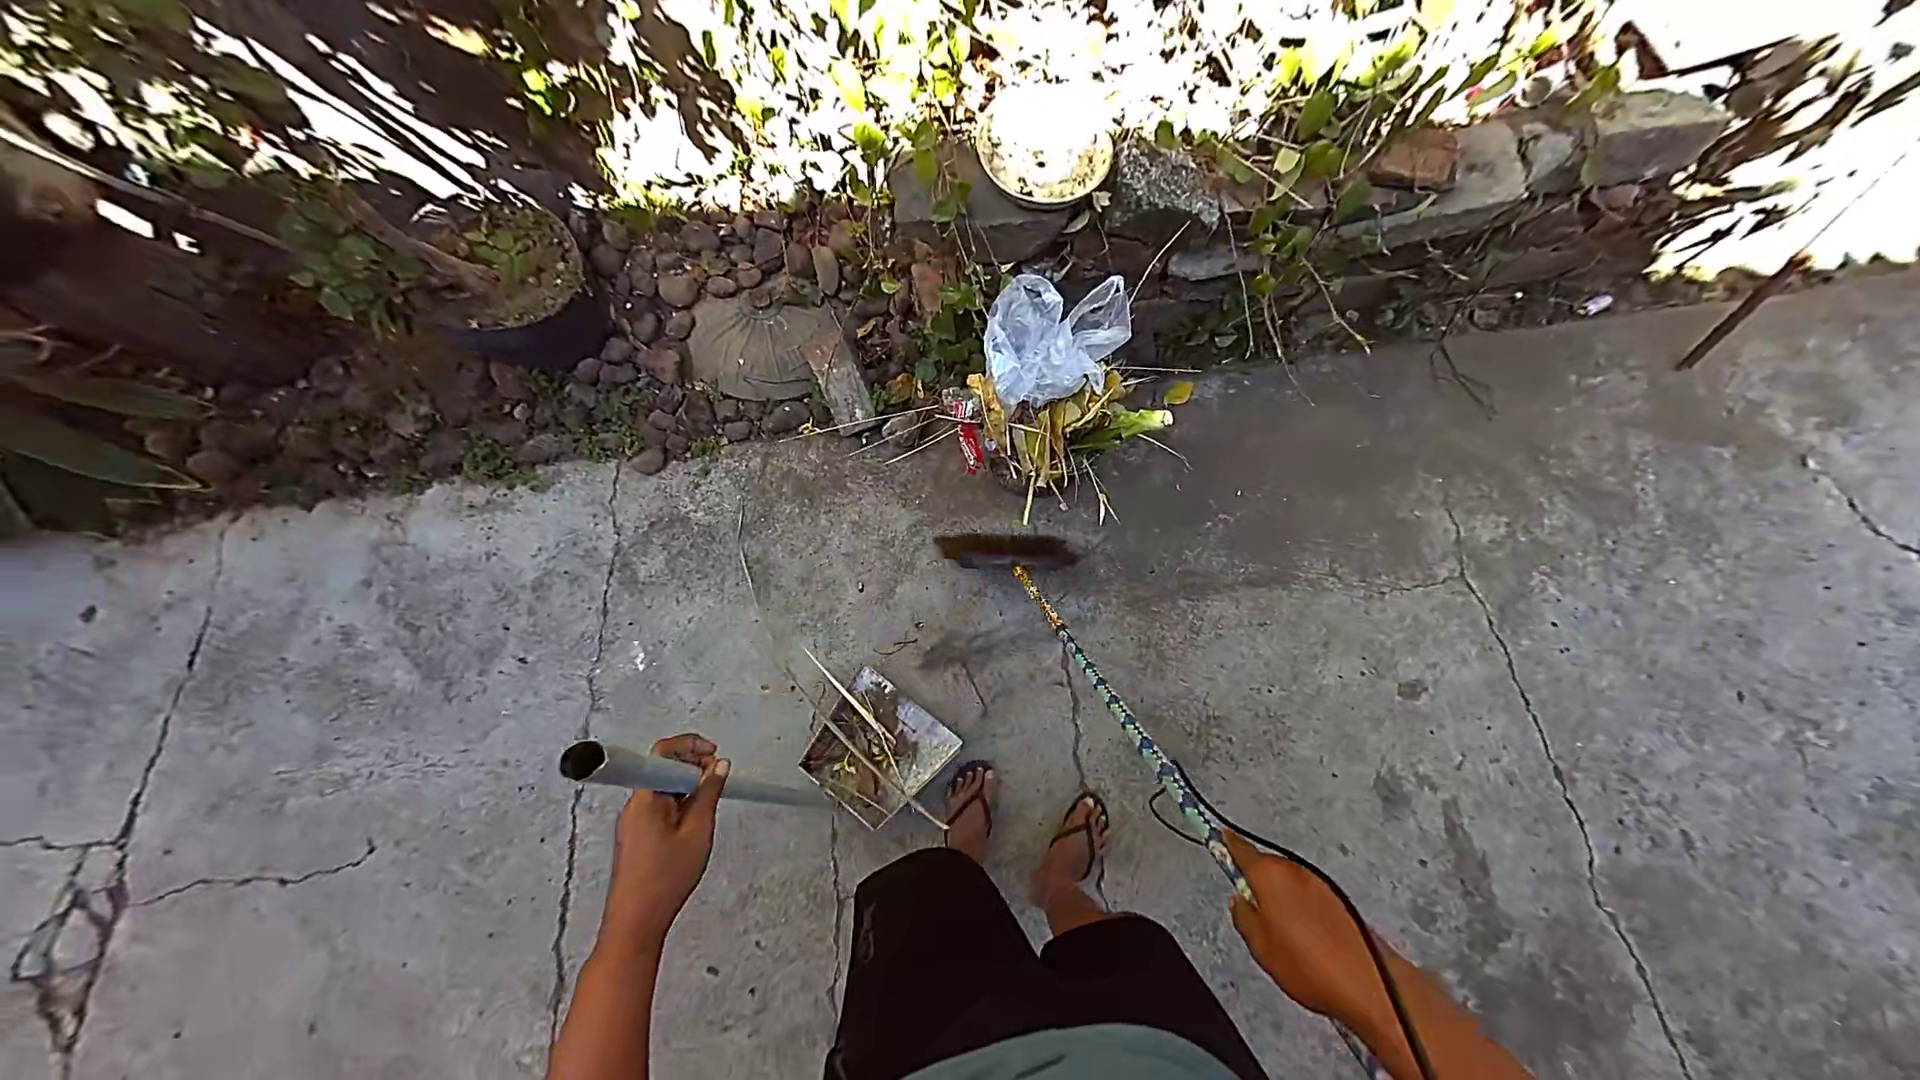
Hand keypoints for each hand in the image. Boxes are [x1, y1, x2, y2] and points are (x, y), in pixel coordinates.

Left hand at [600, 733, 729, 945]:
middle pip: (664, 767)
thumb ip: (709, 793)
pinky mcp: (638, 833)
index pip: (663, 752)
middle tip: (717, 778)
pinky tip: (694, 821)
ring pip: (664, 786)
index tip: (711, 751)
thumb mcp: (698, 831)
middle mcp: (635, 804)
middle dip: (694, 766)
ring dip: (689, 787)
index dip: (689, 745)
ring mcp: (634, 819)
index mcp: (645, 798)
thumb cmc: (662, 882)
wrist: (635, 923)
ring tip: (708, 805)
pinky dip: (681, 803)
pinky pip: (661, 804)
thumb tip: (718, 767)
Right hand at [1223, 831, 1393, 1028]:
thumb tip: (1240, 900)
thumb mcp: (1260, 945)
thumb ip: (1242, 916)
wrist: (1371, 986)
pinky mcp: (1339, 899)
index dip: (1226, 843)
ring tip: (1283, 933)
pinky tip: (1306, 936)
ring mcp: (1319, 882)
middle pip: (1266, 865)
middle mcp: (1294, 869)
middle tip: (1252, 911)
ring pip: (1288, 881)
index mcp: (1269, 874)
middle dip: (1256, 880)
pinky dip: (1301, 905)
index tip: (1218, 837)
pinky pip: (1308, 894)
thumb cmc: (1309, 965)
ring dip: (1280, 895)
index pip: (1240, 848)